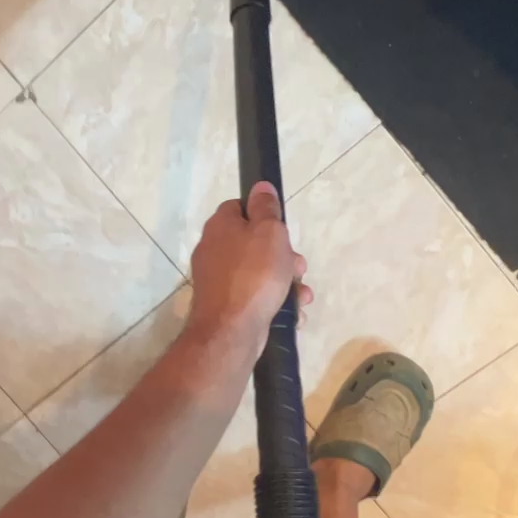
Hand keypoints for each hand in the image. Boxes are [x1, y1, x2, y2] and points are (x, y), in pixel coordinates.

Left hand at [187, 181, 312, 350]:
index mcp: (220, 226)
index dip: (264, 214)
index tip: (282, 228)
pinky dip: (276, 302)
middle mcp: (215, 250)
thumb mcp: (269, 232)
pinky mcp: (228, 306)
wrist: (232, 331)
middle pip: (255, 242)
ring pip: (260, 272)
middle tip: (298, 266)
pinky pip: (257, 296)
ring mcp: (219, 281)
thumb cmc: (254, 274)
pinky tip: (293, 312)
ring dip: (286, 281)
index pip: (241, 207)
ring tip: (302, 294)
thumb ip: (267, 208)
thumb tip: (261, 186)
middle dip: (284, 255)